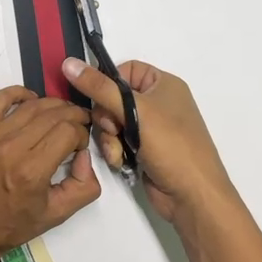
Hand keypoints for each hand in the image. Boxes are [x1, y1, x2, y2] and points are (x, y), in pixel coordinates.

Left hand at [0, 85, 100, 258]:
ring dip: (53, 104)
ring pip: (31, 105)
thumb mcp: (57, 215)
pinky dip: (19, 92)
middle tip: (81, 122)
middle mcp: (11, 147)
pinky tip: (32, 99)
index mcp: (32, 171)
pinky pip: (0, 98)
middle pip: (52, 114)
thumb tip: (86, 154)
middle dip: (73, 115)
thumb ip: (83, 187)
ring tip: (63, 112)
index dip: (81, 134)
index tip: (81, 144)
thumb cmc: (12, 223)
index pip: (67, 132)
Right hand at [62, 57, 230, 221]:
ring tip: (118, 152)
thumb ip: (98, 87)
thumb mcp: (134, 111)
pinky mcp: (146, 149)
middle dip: (107, 117)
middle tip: (112, 129)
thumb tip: (68, 63)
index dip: (109, 83)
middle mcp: (158, 103)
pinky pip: (119, 140)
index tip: (100, 99)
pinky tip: (121, 161)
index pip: (125, 70)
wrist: (193, 198)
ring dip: (109, 137)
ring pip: (113, 121)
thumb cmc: (171, 146)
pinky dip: (116, 149)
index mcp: (164, 84)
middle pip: (114, 97)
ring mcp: (152, 128)